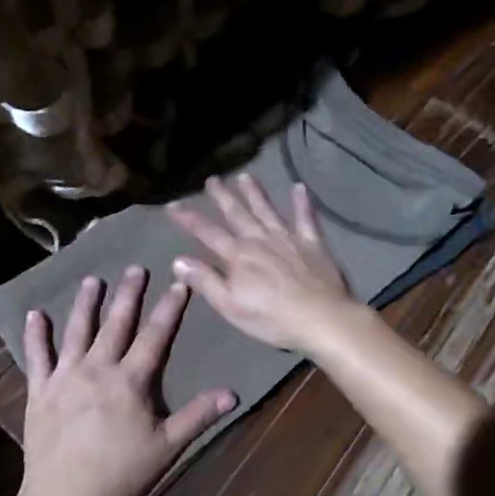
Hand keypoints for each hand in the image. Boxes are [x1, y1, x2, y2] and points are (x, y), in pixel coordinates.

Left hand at [18, 266, 235, 495]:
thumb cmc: (119, 473)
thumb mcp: (166, 446)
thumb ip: (198, 416)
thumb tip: (232, 393)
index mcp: (130, 381)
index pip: (155, 336)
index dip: (169, 309)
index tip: (179, 284)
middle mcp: (97, 368)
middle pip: (116, 324)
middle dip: (128, 294)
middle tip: (135, 268)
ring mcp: (65, 377)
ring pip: (77, 331)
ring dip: (86, 304)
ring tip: (92, 280)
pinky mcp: (40, 391)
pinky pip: (36, 356)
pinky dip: (35, 335)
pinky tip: (35, 314)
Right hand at [166, 173, 352, 353]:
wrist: (321, 318)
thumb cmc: (272, 319)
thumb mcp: (230, 306)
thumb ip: (205, 280)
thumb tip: (178, 260)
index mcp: (238, 256)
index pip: (207, 232)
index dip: (189, 218)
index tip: (173, 204)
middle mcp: (260, 239)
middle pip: (237, 214)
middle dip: (223, 196)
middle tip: (212, 179)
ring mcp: (288, 238)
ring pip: (267, 210)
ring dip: (255, 193)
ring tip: (245, 176)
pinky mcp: (312, 243)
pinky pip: (306, 218)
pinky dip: (302, 202)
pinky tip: (299, 187)